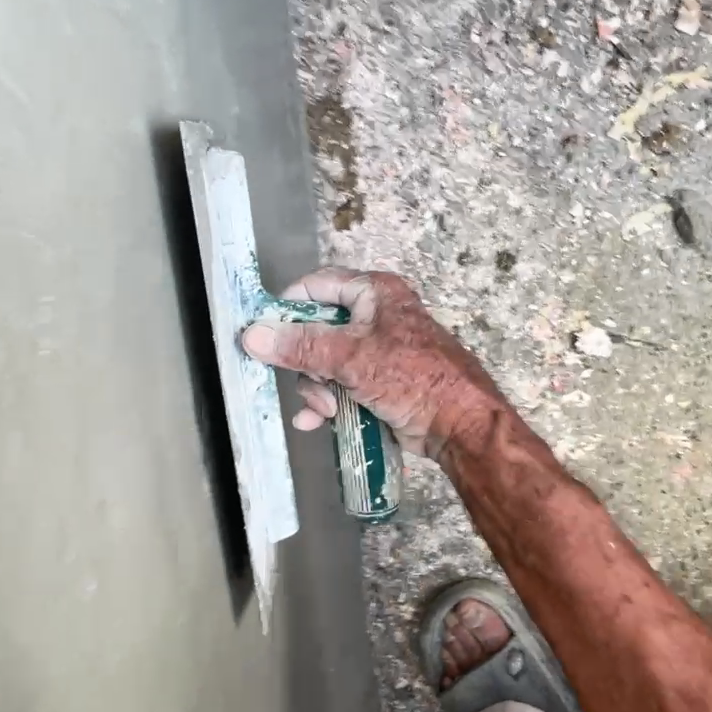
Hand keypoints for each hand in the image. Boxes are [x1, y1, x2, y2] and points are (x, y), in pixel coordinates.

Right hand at [239, 268, 501, 458]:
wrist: (460, 425)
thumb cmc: (412, 377)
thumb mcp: (351, 358)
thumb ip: (301, 346)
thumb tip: (252, 335)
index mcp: (372, 292)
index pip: (315, 286)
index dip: (289, 309)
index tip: (266, 335)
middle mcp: (372, 314)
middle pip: (315, 330)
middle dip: (307, 364)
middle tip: (313, 385)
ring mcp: (374, 350)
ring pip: (323, 362)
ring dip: (318, 389)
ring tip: (327, 410)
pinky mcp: (376, 380)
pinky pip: (338, 384)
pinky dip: (327, 402)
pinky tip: (318, 422)